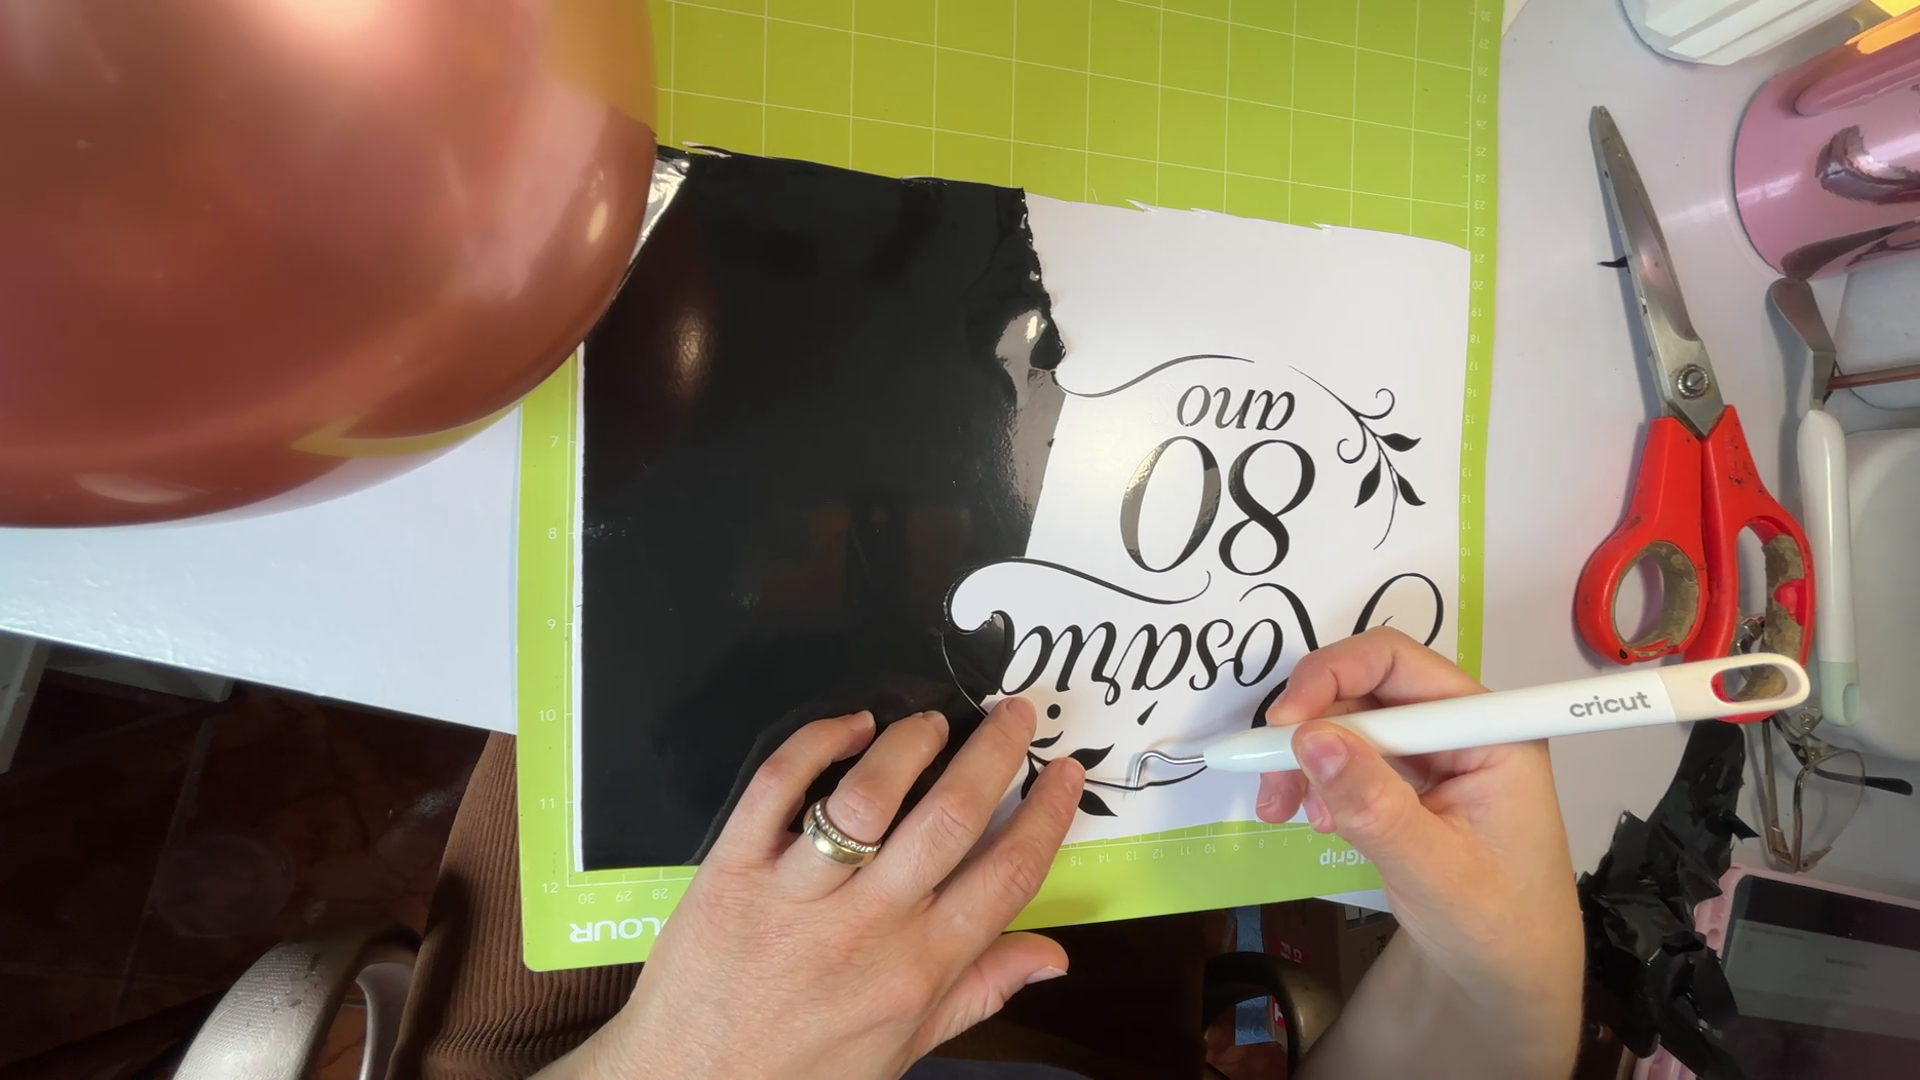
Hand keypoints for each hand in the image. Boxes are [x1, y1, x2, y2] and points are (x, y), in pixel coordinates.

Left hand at [545, 699, 1085, 1079]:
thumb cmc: (806, 1071)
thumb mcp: (905, 1048)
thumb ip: (981, 990)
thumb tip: (1056, 955)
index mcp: (920, 968)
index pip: (1006, 877)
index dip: (1046, 814)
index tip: (1063, 769)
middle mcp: (868, 926)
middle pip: (951, 818)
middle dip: (994, 753)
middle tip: (1013, 712)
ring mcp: (798, 895)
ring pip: (867, 795)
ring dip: (910, 744)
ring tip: (930, 724)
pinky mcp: (735, 868)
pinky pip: (778, 786)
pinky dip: (818, 740)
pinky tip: (851, 724)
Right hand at [1255, 627, 1582, 1078]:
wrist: (1499, 976)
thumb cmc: (1495, 928)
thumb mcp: (1436, 873)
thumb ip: (1376, 807)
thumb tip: (1310, 738)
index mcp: (1486, 731)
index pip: (1396, 662)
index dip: (1333, 676)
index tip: (1286, 724)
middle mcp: (1449, 724)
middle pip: (1356, 686)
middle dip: (1306, 726)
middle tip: (1269, 774)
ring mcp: (1420, 747)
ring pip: (1335, 718)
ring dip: (1297, 755)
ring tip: (1279, 808)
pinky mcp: (1394, 771)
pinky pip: (1333, 751)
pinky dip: (1304, 776)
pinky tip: (1302, 813)